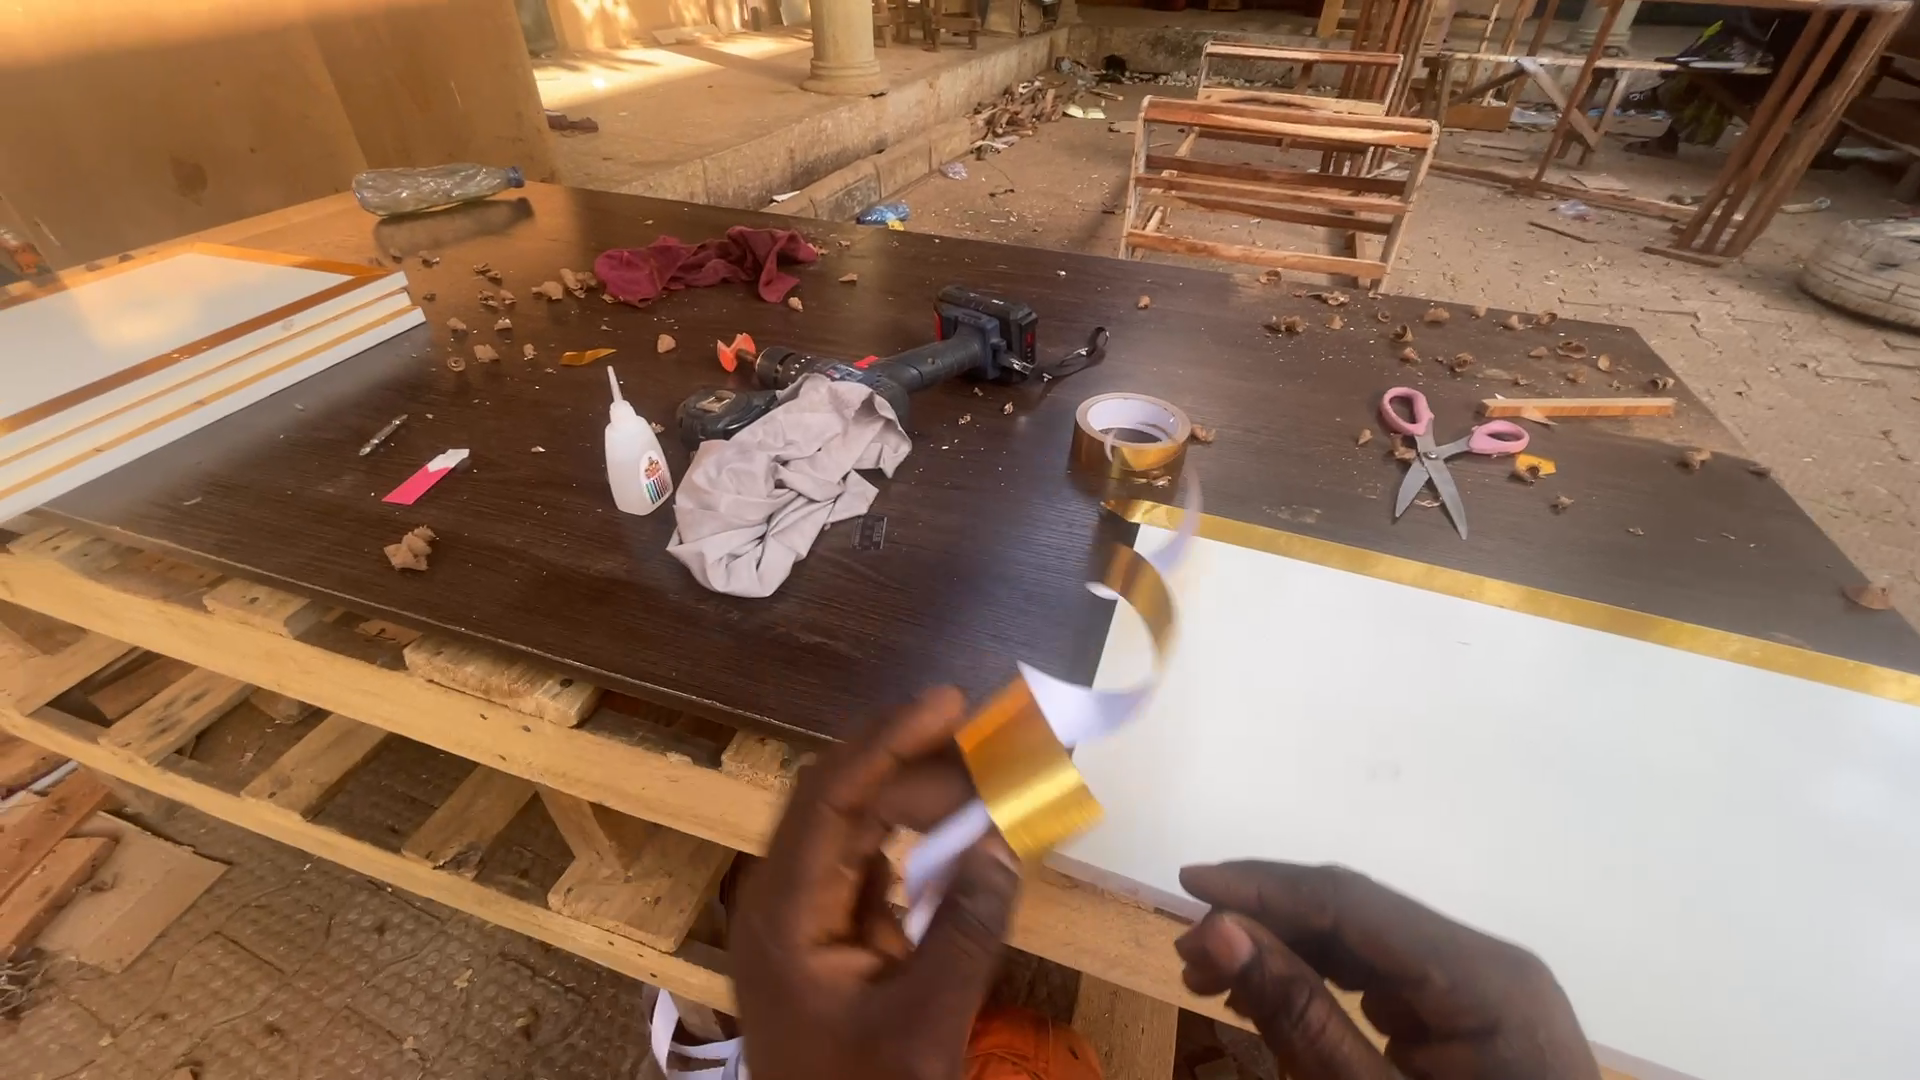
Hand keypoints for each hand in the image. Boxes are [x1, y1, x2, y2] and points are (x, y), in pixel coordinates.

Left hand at [733, 686, 1020, 1079]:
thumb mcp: (921, 1030)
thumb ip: (964, 934)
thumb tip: (1000, 844)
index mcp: (785, 910)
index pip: (831, 795)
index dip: (889, 740)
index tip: (949, 705)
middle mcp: (786, 891)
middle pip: (842, 793)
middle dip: (911, 757)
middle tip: (980, 741)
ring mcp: (807, 906)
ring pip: (858, 817)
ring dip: (917, 789)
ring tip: (978, 774)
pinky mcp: (832, 921)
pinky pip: (874, 852)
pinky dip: (918, 830)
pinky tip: (955, 825)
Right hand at [1176, 862, 1599, 1079]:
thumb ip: (1299, 1016)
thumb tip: (1216, 927)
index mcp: (1483, 979)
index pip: (1348, 901)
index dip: (1261, 885)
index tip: (1188, 882)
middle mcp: (1484, 963)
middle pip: (1350, 915)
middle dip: (1262, 924)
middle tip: (1190, 954)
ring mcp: (1477, 987)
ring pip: (1356, 940)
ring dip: (1280, 951)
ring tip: (1212, 978)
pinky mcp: (1465, 1012)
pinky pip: (1375, 975)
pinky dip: (1315, 981)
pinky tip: (1267, 995)